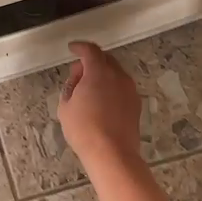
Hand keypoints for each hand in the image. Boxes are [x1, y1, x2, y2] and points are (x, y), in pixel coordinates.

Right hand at [58, 41, 141, 170]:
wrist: (112, 153)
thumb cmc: (84, 129)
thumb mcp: (65, 107)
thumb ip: (71, 87)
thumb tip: (77, 80)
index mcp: (98, 72)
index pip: (90, 50)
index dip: (79, 47)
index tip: (72, 48)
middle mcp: (118, 76)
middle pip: (105, 59)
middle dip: (91, 61)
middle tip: (78, 74)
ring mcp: (130, 90)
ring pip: (115, 73)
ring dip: (102, 75)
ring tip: (89, 90)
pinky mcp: (135, 104)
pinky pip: (121, 87)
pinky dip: (111, 87)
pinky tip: (102, 102)